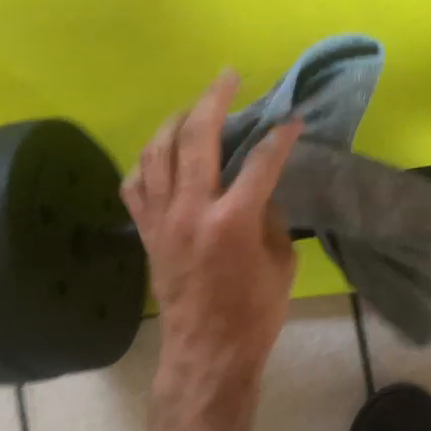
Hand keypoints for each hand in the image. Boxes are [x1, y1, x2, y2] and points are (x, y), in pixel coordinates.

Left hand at [122, 71, 303, 418]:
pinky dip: (149, 161)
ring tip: (194, 108)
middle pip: (197, 137)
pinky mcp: (145, 232)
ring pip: (158, 151)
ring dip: (176, 122)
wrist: (207, 354)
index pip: (260, 162)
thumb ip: (270, 220)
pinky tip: (162, 155)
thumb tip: (260, 194)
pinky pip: (137, 184)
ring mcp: (161, 219)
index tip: (294, 118)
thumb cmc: (254, 315)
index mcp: (233, 221)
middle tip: (228, 77)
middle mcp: (191, 210)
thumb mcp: (281, 264)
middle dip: (215, 100)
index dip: (280, 136)